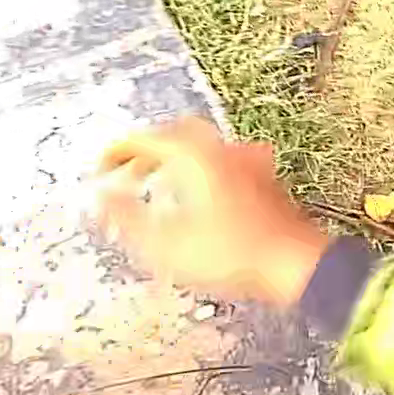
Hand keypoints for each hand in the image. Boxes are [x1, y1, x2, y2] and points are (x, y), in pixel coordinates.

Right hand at [94, 117, 331, 305]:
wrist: (293, 261)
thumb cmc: (230, 254)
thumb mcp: (165, 244)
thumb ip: (127, 218)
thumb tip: (101, 197)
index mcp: (199, 158)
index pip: (150, 137)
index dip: (120, 150)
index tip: (100, 171)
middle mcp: (226, 149)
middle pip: (178, 132)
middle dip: (148, 149)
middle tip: (126, 175)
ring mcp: (250, 159)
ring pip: (204, 144)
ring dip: (175, 158)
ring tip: (155, 187)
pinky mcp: (264, 175)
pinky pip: (224, 157)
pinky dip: (200, 166)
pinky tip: (195, 194)